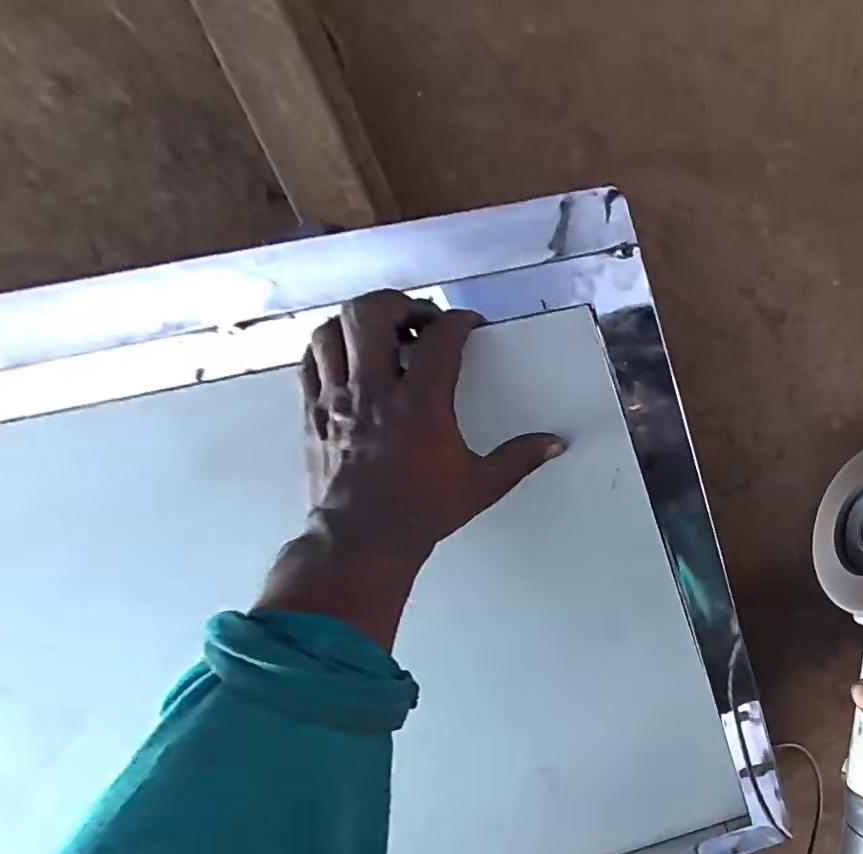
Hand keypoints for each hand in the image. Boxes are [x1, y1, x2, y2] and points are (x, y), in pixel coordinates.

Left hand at [255, 290, 565, 646]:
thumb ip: (519, 459)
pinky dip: (328, 347)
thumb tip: (552, 445)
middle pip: (371, 313)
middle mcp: (374, 392)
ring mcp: (338, 400)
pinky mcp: (315, 413)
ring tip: (380, 333)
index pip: (439, 338)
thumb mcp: (480, 485)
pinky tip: (347, 357)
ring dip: (357, 320)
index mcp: (420, 404)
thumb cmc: (420, 513)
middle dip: (399, 303)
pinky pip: (311, 360)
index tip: (467, 323)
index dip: (457, 320)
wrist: (362, 541)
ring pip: (332, 329)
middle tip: (418, 319)